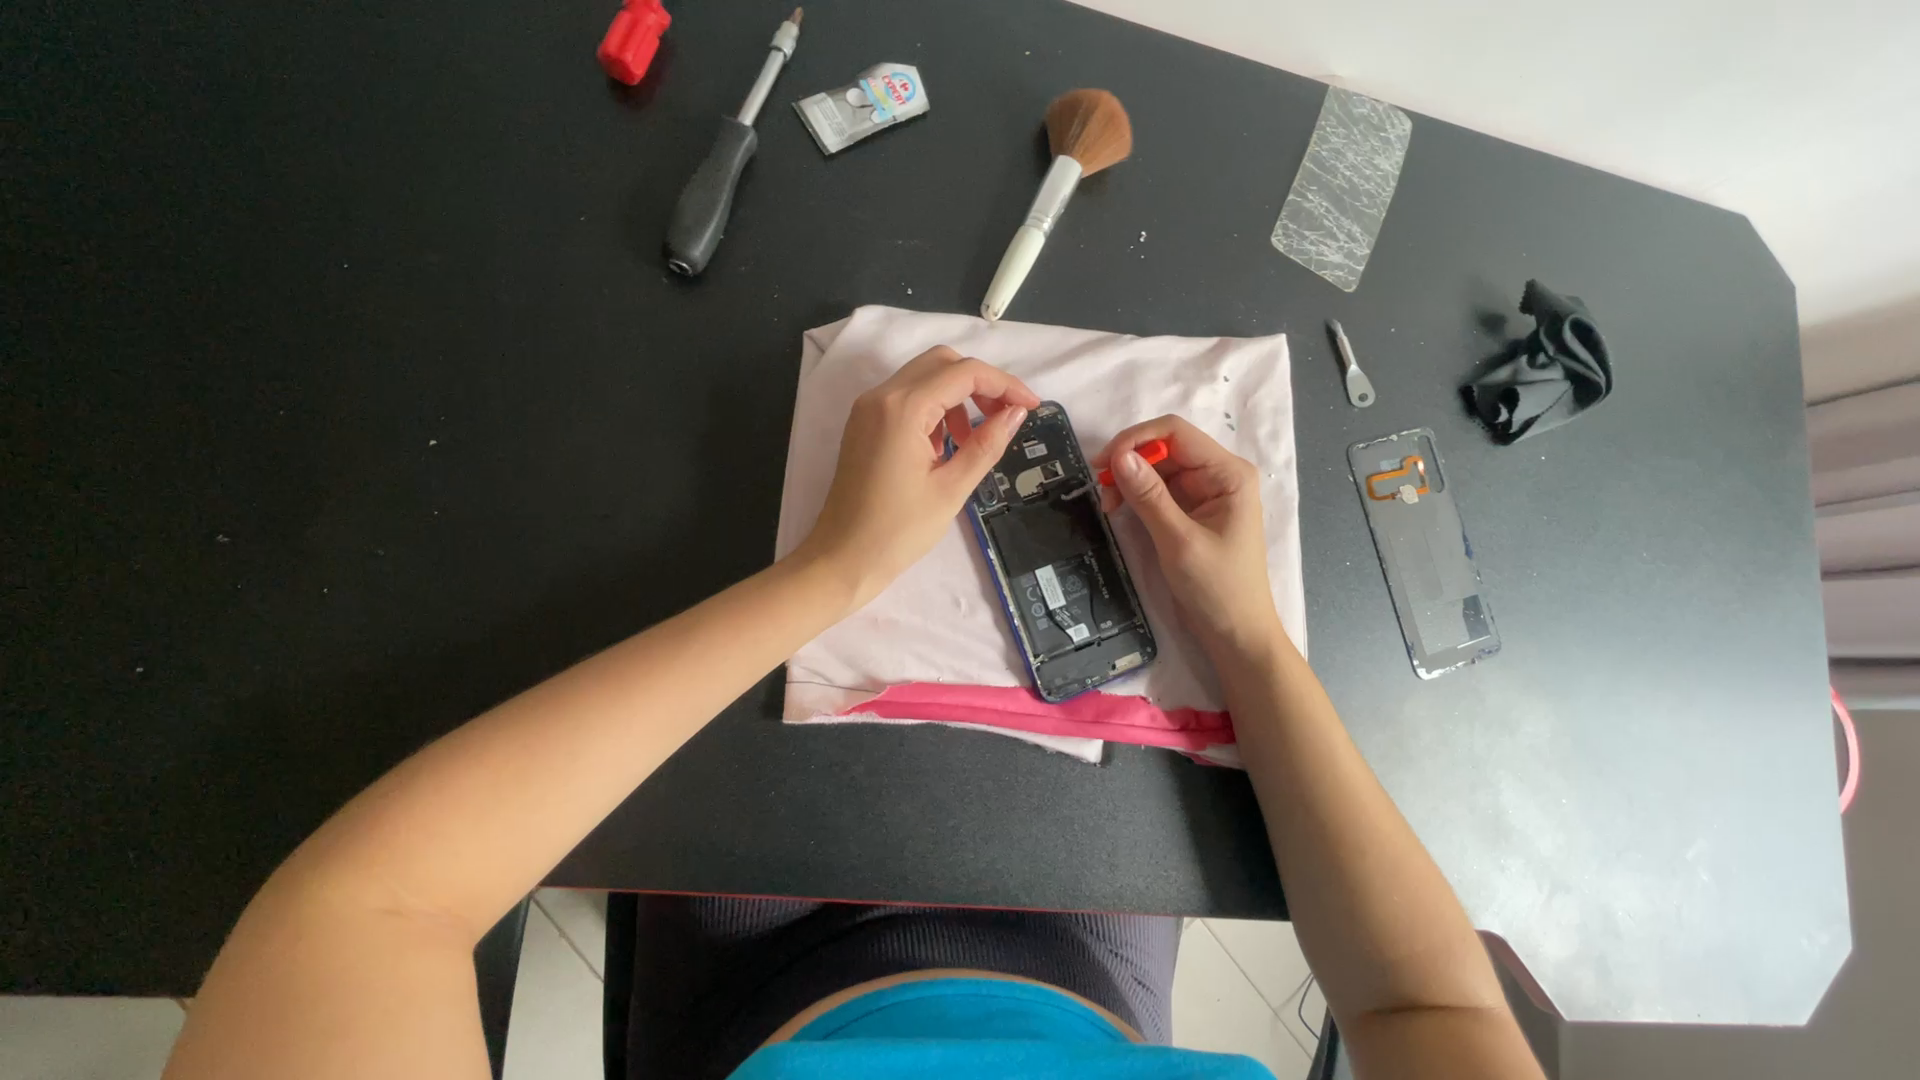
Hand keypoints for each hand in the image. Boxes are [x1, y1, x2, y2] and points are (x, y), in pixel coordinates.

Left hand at [795, 347, 1037, 609]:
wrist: (842, 558)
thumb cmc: (897, 531)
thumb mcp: (951, 489)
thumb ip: (986, 444)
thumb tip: (1016, 413)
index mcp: (902, 408)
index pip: (964, 373)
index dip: (1005, 384)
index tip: (1032, 407)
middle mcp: (881, 396)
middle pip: (942, 362)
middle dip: (981, 383)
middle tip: (1005, 416)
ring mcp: (867, 408)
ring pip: (923, 377)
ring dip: (957, 396)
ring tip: (973, 440)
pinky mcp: (863, 423)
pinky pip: (906, 397)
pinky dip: (933, 408)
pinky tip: (945, 446)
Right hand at [1094, 416, 1284, 659]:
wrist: (1235, 632)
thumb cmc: (1217, 588)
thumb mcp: (1178, 541)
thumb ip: (1149, 496)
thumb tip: (1119, 457)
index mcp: (1228, 474)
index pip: (1176, 433)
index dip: (1136, 439)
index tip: (1104, 463)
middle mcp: (1218, 474)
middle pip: (1165, 447)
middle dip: (1130, 461)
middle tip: (1100, 487)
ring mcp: (1205, 492)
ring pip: (1158, 468)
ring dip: (1130, 479)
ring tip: (1108, 504)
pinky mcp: (1191, 510)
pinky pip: (1159, 489)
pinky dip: (1136, 495)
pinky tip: (1119, 509)